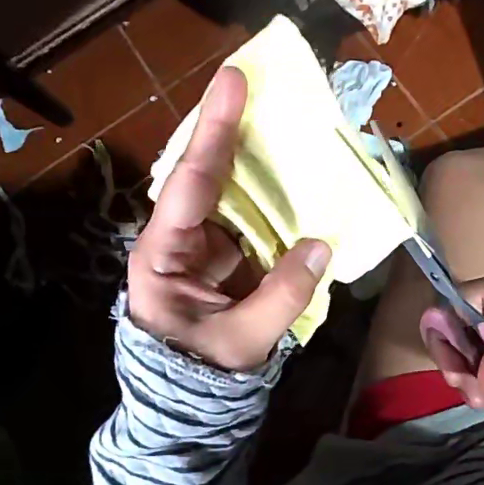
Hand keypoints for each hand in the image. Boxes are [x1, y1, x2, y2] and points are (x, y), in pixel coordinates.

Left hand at [127, 67, 329, 370]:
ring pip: (230, 193)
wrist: (194, 402)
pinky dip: (275, 201)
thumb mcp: (242, 339)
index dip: (213, 132)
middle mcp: (179, 239)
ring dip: (256, 162)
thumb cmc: (203, 369)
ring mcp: (205, 247)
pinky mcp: (228, 258)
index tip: (233, 82)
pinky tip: (297, 180)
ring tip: (283, 122)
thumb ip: (282, 295)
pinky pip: (253, 220)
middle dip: (229, 132)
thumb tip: (320, 245)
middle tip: (256, 85)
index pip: (189, 182)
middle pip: (204, 173)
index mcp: (163, 254)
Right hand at [428, 264, 483, 418]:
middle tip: (474, 394)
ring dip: (467, 369)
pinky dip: (479, 370)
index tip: (463, 375)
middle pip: (454, 319)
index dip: (448, 337)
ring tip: (483, 399)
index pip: (455, 300)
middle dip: (456, 359)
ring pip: (464, 336)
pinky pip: (480, 346)